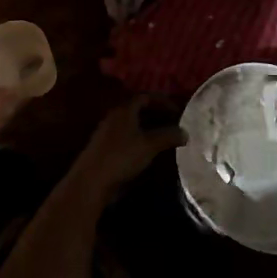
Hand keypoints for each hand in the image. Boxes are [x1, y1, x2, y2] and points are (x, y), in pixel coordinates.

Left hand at [71, 96, 186, 201]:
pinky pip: (127, 136)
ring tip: (165, 136)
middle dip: (158, 114)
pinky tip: (148, 150)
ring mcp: (107, 132)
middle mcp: (114, 117)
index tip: (178, 110)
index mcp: (124, 110)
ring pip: (133, 124)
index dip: (163, 101)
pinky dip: (141, 138)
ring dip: (149, 127)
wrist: (90, 181)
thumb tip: (186, 133)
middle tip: (174, 122)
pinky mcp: (105, 148)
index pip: (145, 97)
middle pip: (138, 109)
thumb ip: (168, 136)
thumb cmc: (121, 156)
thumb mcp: (149, 145)